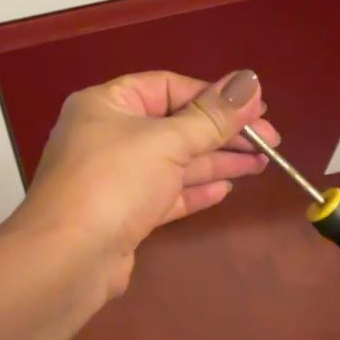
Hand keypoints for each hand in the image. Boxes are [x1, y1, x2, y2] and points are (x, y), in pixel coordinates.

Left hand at [7, 71, 277, 296]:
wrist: (68, 257)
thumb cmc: (114, 182)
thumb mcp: (167, 142)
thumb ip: (211, 116)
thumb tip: (250, 82)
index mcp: (106, 104)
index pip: (167, 86)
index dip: (212, 95)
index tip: (255, 108)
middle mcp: (106, 134)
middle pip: (173, 125)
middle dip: (221, 132)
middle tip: (271, 142)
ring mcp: (113, 176)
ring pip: (173, 161)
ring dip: (216, 160)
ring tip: (261, 163)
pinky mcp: (122, 213)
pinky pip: (164, 193)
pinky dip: (194, 189)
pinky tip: (226, 188)